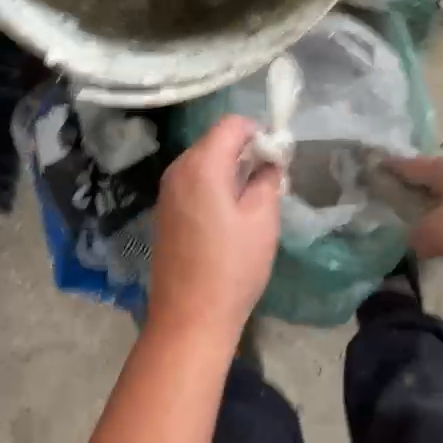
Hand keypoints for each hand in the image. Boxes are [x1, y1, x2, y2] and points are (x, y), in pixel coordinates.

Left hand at [149, 115, 282, 340]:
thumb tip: (269, 159)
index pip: (232, 124)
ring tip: (253, 201)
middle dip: (244, 151)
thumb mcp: (262, 219)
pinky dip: (213, 185)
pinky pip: (192, 181)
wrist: (189, 317)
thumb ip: (267, 178)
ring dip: (229, 169)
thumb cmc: (232, 266)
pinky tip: (229, 216)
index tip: (278, 155)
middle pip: (215, 140)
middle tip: (271, 179)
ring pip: (204, 161)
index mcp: (201, 164)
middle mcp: (178, 168)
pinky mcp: (164, 210)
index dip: (259, 131)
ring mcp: (167, 189)